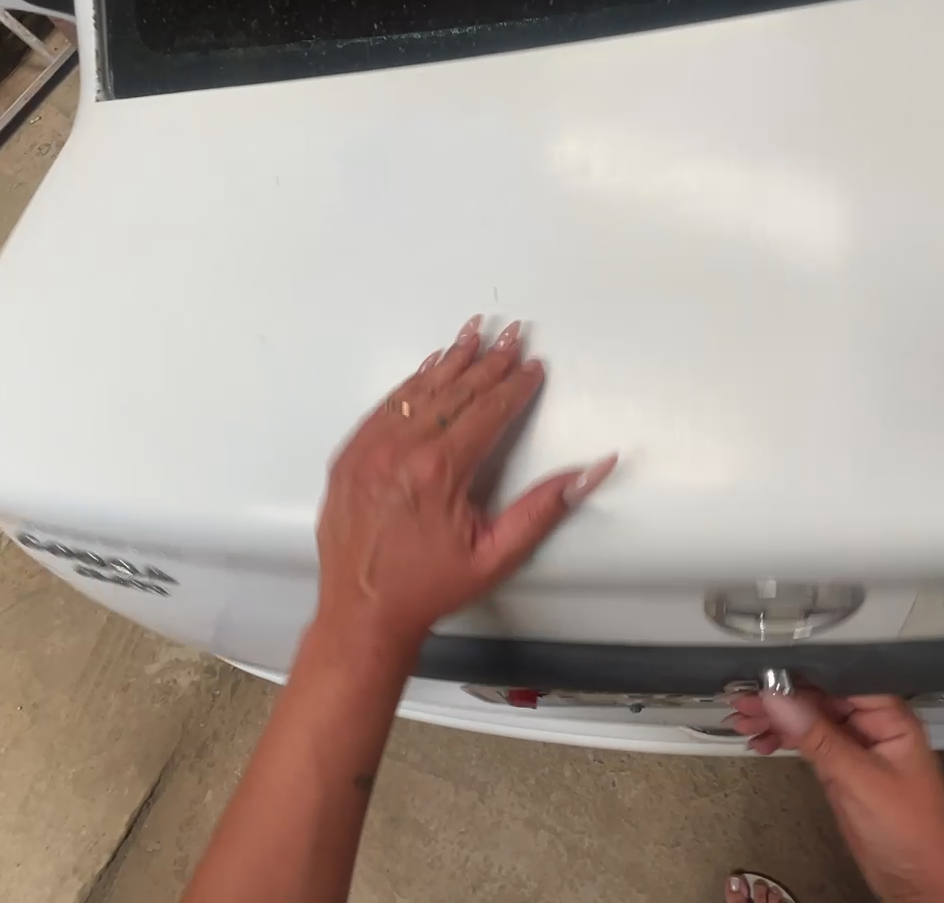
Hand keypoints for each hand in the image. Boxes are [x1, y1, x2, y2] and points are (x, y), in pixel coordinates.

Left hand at [313, 315, 616, 653]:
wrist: (362, 612)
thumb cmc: (429, 587)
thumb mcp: (497, 554)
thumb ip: (545, 507)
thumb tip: (592, 470)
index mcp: (439, 471)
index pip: (487, 411)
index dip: (514, 386)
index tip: (532, 366)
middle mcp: (400, 451)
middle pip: (455, 392)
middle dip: (489, 361)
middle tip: (511, 332)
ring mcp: (369, 449)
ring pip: (419, 391)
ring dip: (451, 359)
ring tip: (474, 331)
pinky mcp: (350, 455)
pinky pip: (386, 405)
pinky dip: (411, 382)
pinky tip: (429, 365)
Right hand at [729, 691, 943, 902]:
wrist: (918, 886)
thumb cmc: (909, 832)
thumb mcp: (861, 779)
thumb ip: (818, 736)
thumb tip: (778, 698)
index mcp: (888, 717)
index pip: (838, 679)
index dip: (802, 672)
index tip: (764, 671)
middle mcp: (868, 724)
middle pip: (816, 697)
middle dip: (777, 698)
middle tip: (742, 699)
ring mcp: (851, 744)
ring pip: (804, 717)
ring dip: (772, 718)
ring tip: (741, 719)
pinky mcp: (836, 764)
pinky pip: (802, 740)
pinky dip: (780, 738)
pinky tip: (759, 741)